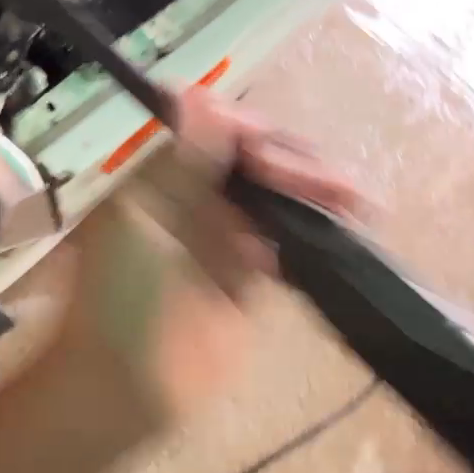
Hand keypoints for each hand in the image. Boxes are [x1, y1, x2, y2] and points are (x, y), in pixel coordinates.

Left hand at [48, 91, 361, 428]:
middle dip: (292, 162)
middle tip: (331, 184)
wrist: (125, 382)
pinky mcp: (247, 275)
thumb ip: (181, 159)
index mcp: (157, 173)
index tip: (272, 151)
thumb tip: (196, 90)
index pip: (211, 129)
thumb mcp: (144, 216)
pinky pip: (284, 240)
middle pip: (251, 158)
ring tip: (352, 199)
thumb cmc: (121, 292)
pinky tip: (332, 229)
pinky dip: (309, 232)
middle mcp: (190, 193)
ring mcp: (221, 232)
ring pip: (274, 194)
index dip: (247, 132)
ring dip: (312, 190)